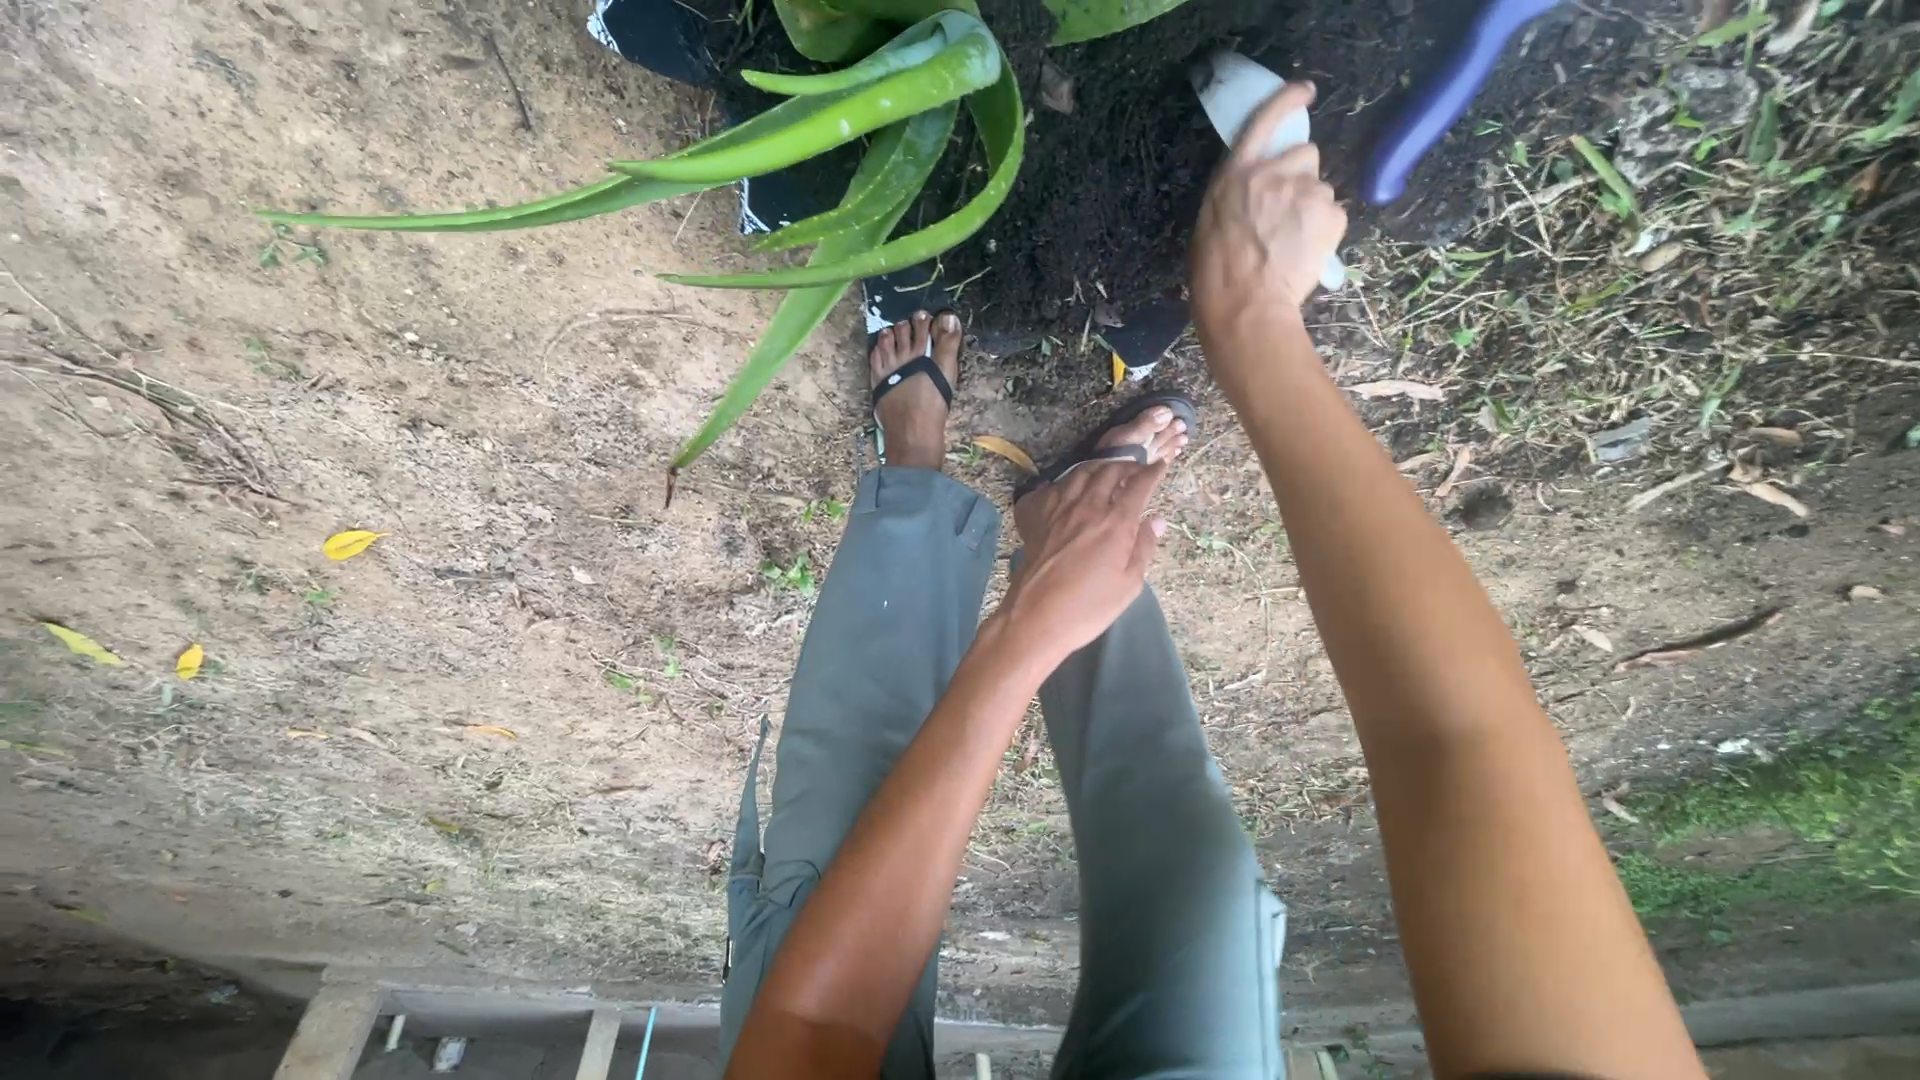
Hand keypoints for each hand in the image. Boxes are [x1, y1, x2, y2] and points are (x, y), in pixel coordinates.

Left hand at [993, 459, 1170, 663]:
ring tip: (1105, 473)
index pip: (1139, 485)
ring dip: (1097, 468)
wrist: (1037, 617)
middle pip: (1109, 471)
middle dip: (1126, 465)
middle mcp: (1086, 507)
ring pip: (1079, 473)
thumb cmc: (1089, 607)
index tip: (1160, 466)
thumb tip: (1156, 520)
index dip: (1153, 472)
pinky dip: (1063, 483)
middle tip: (1134, 470)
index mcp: (1115, 522)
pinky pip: (1050, 488)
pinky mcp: (1034, 516)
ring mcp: (1057, 509)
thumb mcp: (1129, 584)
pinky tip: (1068, 490)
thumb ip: (1144, 547)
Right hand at [1190, 81, 1347, 338]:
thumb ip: (1236, 197)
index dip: (1287, 101)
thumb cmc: (1214, 277)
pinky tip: (1305, 253)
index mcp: (1235, 174)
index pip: (1265, 120)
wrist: (1244, 306)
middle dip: (1301, 176)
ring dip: (1311, 207)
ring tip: (1292, 242)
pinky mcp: (1330, 213)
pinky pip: (1334, 214)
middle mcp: (1272, 172)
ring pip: (1320, 187)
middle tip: (1286, 212)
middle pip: (1305, 154)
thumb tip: (1254, 196)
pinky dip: (1324, 230)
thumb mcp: (1209, 225)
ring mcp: (1305, 190)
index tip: (1305, 92)